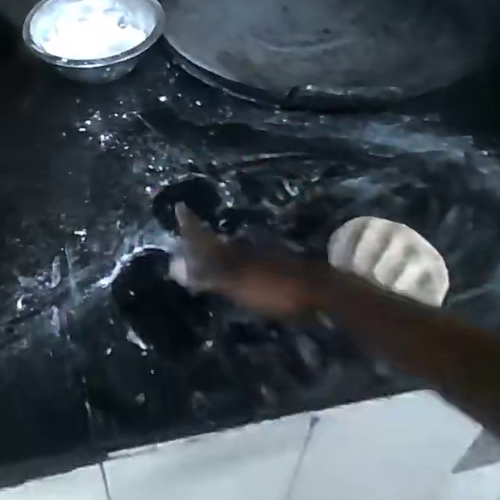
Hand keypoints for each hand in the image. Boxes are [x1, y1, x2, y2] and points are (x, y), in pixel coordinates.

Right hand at [167, 203, 324, 318]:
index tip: (179, 207)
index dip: (189, 223)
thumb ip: (206, 276)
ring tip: (216, 259)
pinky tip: (246, 274)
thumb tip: (174, 266)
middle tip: (192, 241)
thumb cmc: (274, 287)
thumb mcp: (236, 283)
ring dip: (226, 254)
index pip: (203, 233)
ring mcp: (267, 255)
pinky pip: (254, 261)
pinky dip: (244, 265)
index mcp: (232, 248)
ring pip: (238, 251)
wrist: (325, 292)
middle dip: (205, 241)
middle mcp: (247, 245)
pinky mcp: (283, 269)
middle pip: (219, 242)